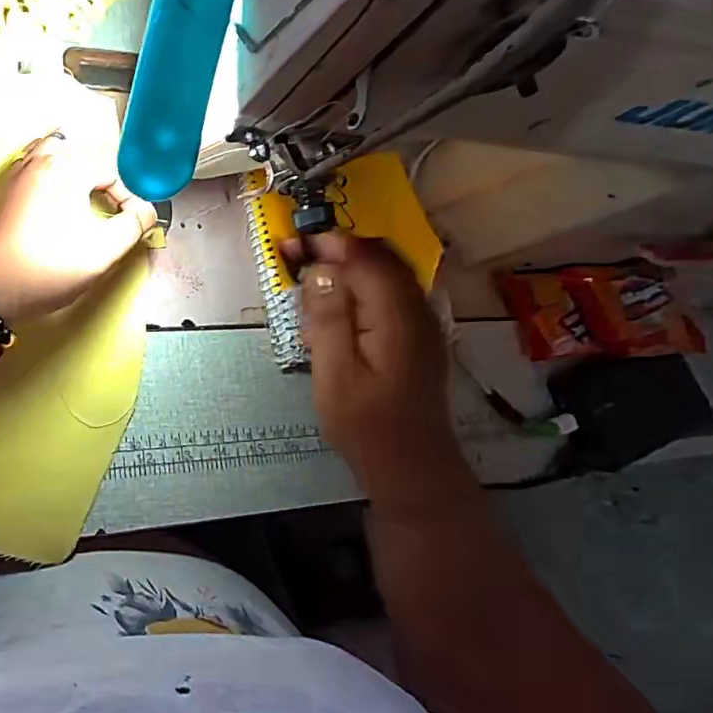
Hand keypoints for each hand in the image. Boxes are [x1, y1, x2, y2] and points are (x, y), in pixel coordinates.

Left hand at [0, 132, 157, 320]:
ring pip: (51, 154)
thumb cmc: (47, 265)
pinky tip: (53, 207)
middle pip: (80, 152)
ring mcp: (16, 174)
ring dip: (72, 171)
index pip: (113, 172)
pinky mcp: (2, 193)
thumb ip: (134, 226)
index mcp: (69, 166)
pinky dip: (48, 178)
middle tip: (111, 207)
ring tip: (83, 200)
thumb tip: (144, 213)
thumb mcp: (104, 250)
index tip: (133, 226)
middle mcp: (40, 160)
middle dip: (100, 177)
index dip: (130, 199)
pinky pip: (32, 169)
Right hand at [287, 232, 474, 513]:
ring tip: (311, 286)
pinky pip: (390, 294)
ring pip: (387, 273)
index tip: (290, 245)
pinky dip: (362, 288)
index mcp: (397, 316)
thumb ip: (329, 318)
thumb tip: (320, 270)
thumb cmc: (367, 426)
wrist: (412, 469)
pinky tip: (337, 313)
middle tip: (297, 261)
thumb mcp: (335, 374)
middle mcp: (417, 310)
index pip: (364, 258)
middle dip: (337, 251)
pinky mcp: (418, 337)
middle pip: (380, 257)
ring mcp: (422, 323)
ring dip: (349, 268)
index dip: (327, 244)